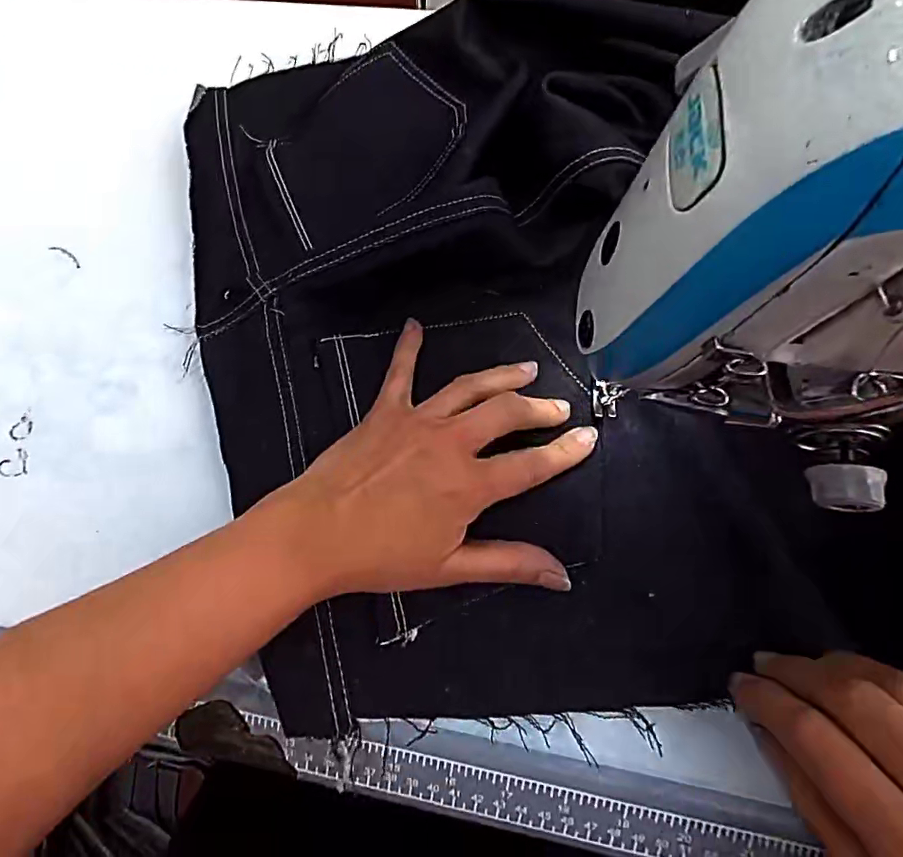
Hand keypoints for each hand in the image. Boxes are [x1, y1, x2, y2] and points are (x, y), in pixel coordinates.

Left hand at [250, 318, 597, 598]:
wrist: (313, 536)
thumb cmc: (381, 557)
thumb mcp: (451, 567)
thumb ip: (509, 564)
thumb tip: (560, 576)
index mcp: (470, 484)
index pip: (532, 464)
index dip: (565, 452)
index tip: (588, 437)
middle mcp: (452, 442)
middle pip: (507, 414)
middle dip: (540, 408)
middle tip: (559, 406)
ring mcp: (418, 420)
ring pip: (470, 388)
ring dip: (501, 376)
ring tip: (527, 369)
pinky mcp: (386, 411)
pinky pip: (400, 373)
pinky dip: (409, 348)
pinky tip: (415, 326)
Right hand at [732, 652, 902, 856]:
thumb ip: (827, 818)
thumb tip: (774, 735)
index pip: (827, 749)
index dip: (774, 705)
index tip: (743, 685)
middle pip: (868, 706)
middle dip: (804, 672)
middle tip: (767, 663)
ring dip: (850, 667)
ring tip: (813, 665)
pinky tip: (887, 691)